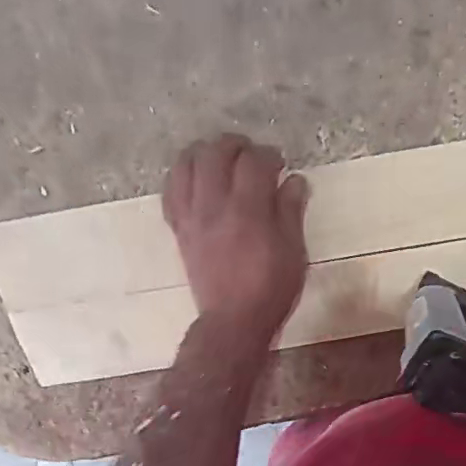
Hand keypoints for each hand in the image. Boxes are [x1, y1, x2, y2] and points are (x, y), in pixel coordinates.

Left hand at [163, 136, 309, 340]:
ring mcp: (192, 216)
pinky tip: (195, 179)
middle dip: (235, 145)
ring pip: (186, 164)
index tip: (279, 161)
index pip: (254, 163)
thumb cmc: (273, 289)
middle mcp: (215, 205)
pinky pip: (171, 189)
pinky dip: (183, 175)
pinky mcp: (179, 228)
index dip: (268, 155)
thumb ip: (291, 211)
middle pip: (215, 154)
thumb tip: (294, 180)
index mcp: (248, 211)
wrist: (234, 319)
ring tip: (220, 157)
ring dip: (204, 152)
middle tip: (250, 153)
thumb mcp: (294, 251)